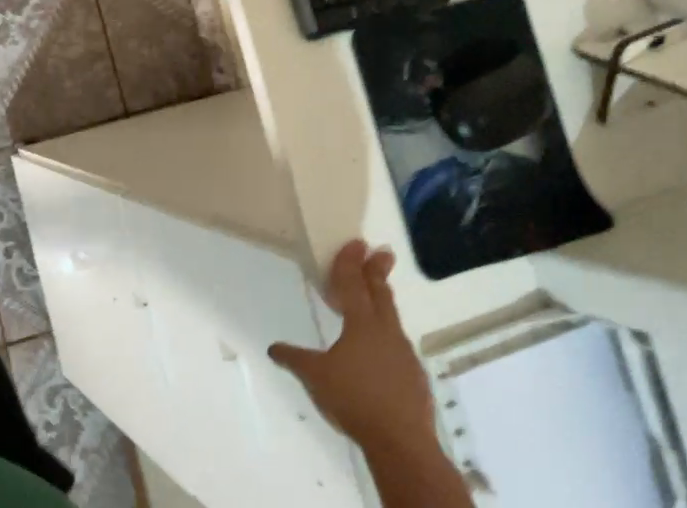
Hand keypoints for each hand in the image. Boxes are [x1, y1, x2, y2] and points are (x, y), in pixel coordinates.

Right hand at [269, 241, 434, 455]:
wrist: (402, 443)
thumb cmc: (353, 398)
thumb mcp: (313, 375)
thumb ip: (293, 357)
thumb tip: (274, 348)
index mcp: (363, 326)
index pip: (353, 286)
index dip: (350, 264)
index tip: (357, 242)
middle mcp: (387, 335)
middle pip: (381, 297)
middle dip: (378, 273)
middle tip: (382, 252)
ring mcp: (404, 357)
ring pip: (391, 321)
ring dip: (382, 303)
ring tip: (375, 297)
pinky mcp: (413, 378)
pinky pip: (395, 345)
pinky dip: (384, 333)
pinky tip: (375, 347)